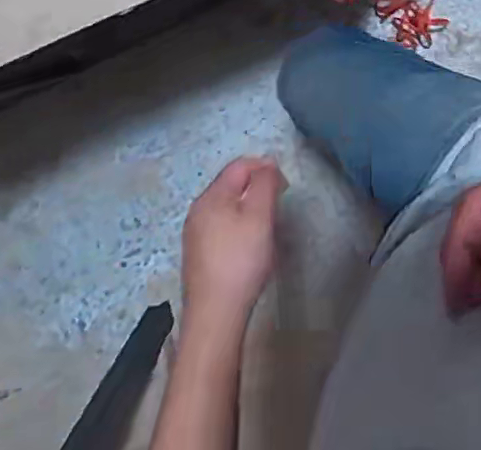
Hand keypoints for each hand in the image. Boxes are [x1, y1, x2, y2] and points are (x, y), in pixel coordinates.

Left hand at [181, 157, 286, 328]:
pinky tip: (251, 249)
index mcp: (211, 196)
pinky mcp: (199, 254)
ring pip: (230, 207)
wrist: (216, 315)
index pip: (240, 165)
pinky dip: (241, 228)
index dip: (266, 168)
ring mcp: (195, 234)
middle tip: (279, 210)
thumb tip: (268, 164)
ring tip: (269, 230)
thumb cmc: (241, 260)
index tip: (285, 187)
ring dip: (252, 210)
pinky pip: (224, 227)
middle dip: (260, 190)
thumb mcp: (260, 215)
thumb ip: (265, 183)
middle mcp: (198, 210)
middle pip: (234, 185)